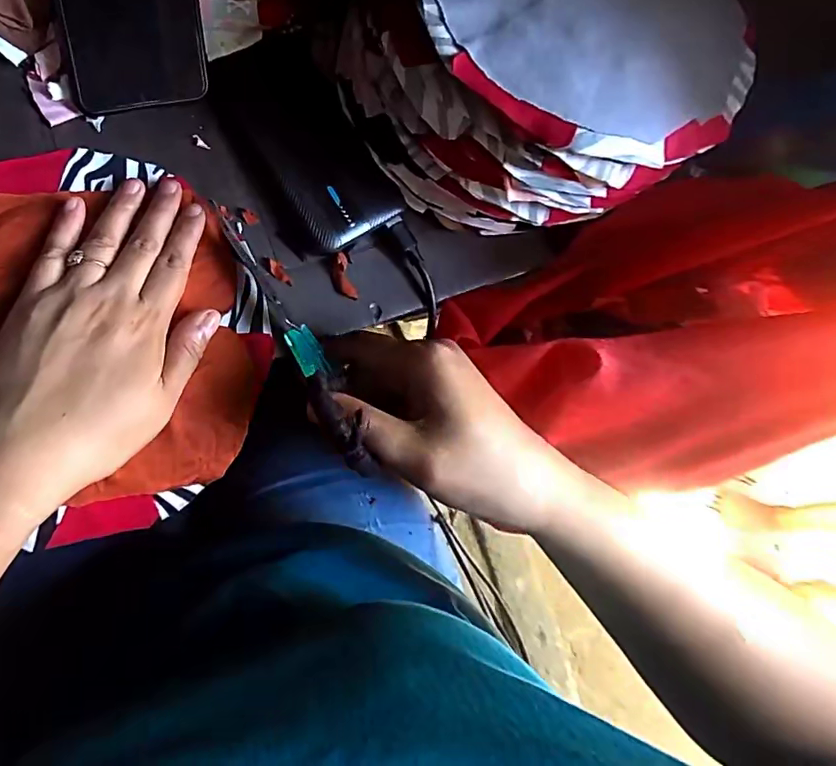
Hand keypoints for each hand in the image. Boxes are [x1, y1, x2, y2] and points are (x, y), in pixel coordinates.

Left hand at [0, 178, 220, 522]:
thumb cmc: (97, 434)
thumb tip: (211, 314)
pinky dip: (63, 226)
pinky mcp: (31, 299)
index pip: (173, 267)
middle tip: (172, 184)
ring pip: (101, 240)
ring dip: (121, 208)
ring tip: (135, 183)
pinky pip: (51, 253)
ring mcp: (68, 293)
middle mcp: (111, 297)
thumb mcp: (157, 405)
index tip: (197, 210)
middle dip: (160, 211)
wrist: (19, 447)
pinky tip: (74, 204)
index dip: (187, 235)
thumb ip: (184, 354)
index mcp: (145, 323)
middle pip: (142, 245)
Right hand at [329, 334, 594, 534]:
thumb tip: (310, 401)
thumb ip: (359, 422)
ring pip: (383, 378)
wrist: (538, 489)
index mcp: (422, 357)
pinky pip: (403, 388)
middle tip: (325, 427)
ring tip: (353, 439)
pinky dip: (386, 409)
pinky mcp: (448, 385)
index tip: (297, 389)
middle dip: (345, 391)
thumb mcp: (411, 453)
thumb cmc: (477, 470)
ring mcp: (442, 367)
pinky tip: (381, 439)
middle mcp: (430, 351)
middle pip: (369, 362)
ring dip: (365, 404)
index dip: (323, 363)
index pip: (356, 346)